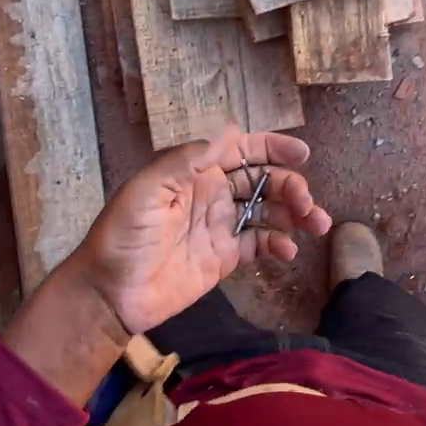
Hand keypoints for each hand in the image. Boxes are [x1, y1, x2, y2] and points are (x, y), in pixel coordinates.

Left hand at [69, 127, 331, 334]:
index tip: (301, 153)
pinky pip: (259, 244)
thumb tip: (230, 132)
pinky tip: (288, 251)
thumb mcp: (148, 190)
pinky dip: (278, 244)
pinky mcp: (224, 258)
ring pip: (267, 211)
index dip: (272, 147)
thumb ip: (188, 161)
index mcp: (194, 172)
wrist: (111, 293)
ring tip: (315, 224)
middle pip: (262, 180)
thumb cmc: (123, 236)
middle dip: (290, 185)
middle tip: (307, 202)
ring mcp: (220, 226)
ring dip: (294, 213)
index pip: (240, 150)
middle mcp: (212, 193)